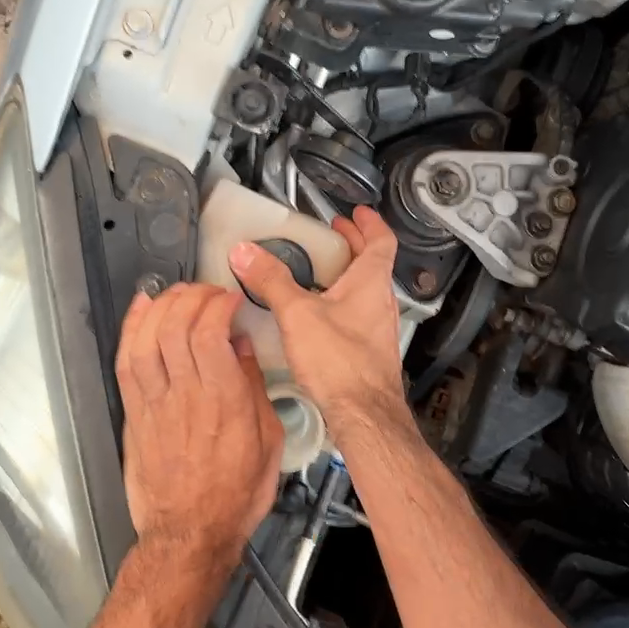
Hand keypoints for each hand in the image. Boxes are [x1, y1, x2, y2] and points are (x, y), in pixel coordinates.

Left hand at [115, 284, 283, 563]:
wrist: (190, 534)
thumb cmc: (238, 491)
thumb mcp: (269, 440)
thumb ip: (254, 388)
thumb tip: (241, 345)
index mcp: (224, 401)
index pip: (211, 333)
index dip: (218, 303)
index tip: (232, 298)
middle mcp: (186, 395)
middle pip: (176, 326)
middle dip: (193, 296)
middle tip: (210, 292)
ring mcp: (154, 403)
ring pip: (148, 338)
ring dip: (162, 305)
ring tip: (180, 292)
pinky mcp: (134, 414)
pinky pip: (126, 362)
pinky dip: (131, 328)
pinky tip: (142, 306)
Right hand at [229, 206, 406, 439]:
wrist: (365, 414)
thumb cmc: (341, 362)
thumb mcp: (298, 314)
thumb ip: (271, 281)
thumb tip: (246, 253)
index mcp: (371, 282)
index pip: (382, 240)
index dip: (370, 223)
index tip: (358, 213)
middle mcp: (381, 302)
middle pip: (374, 263)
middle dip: (355, 246)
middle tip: (335, 236)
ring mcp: (379, 328)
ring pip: (367, 290)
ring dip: (349, 275)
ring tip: (322, 272)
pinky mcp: (371, 350)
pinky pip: (359, 314)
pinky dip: (344, 302)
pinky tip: (320, 315)